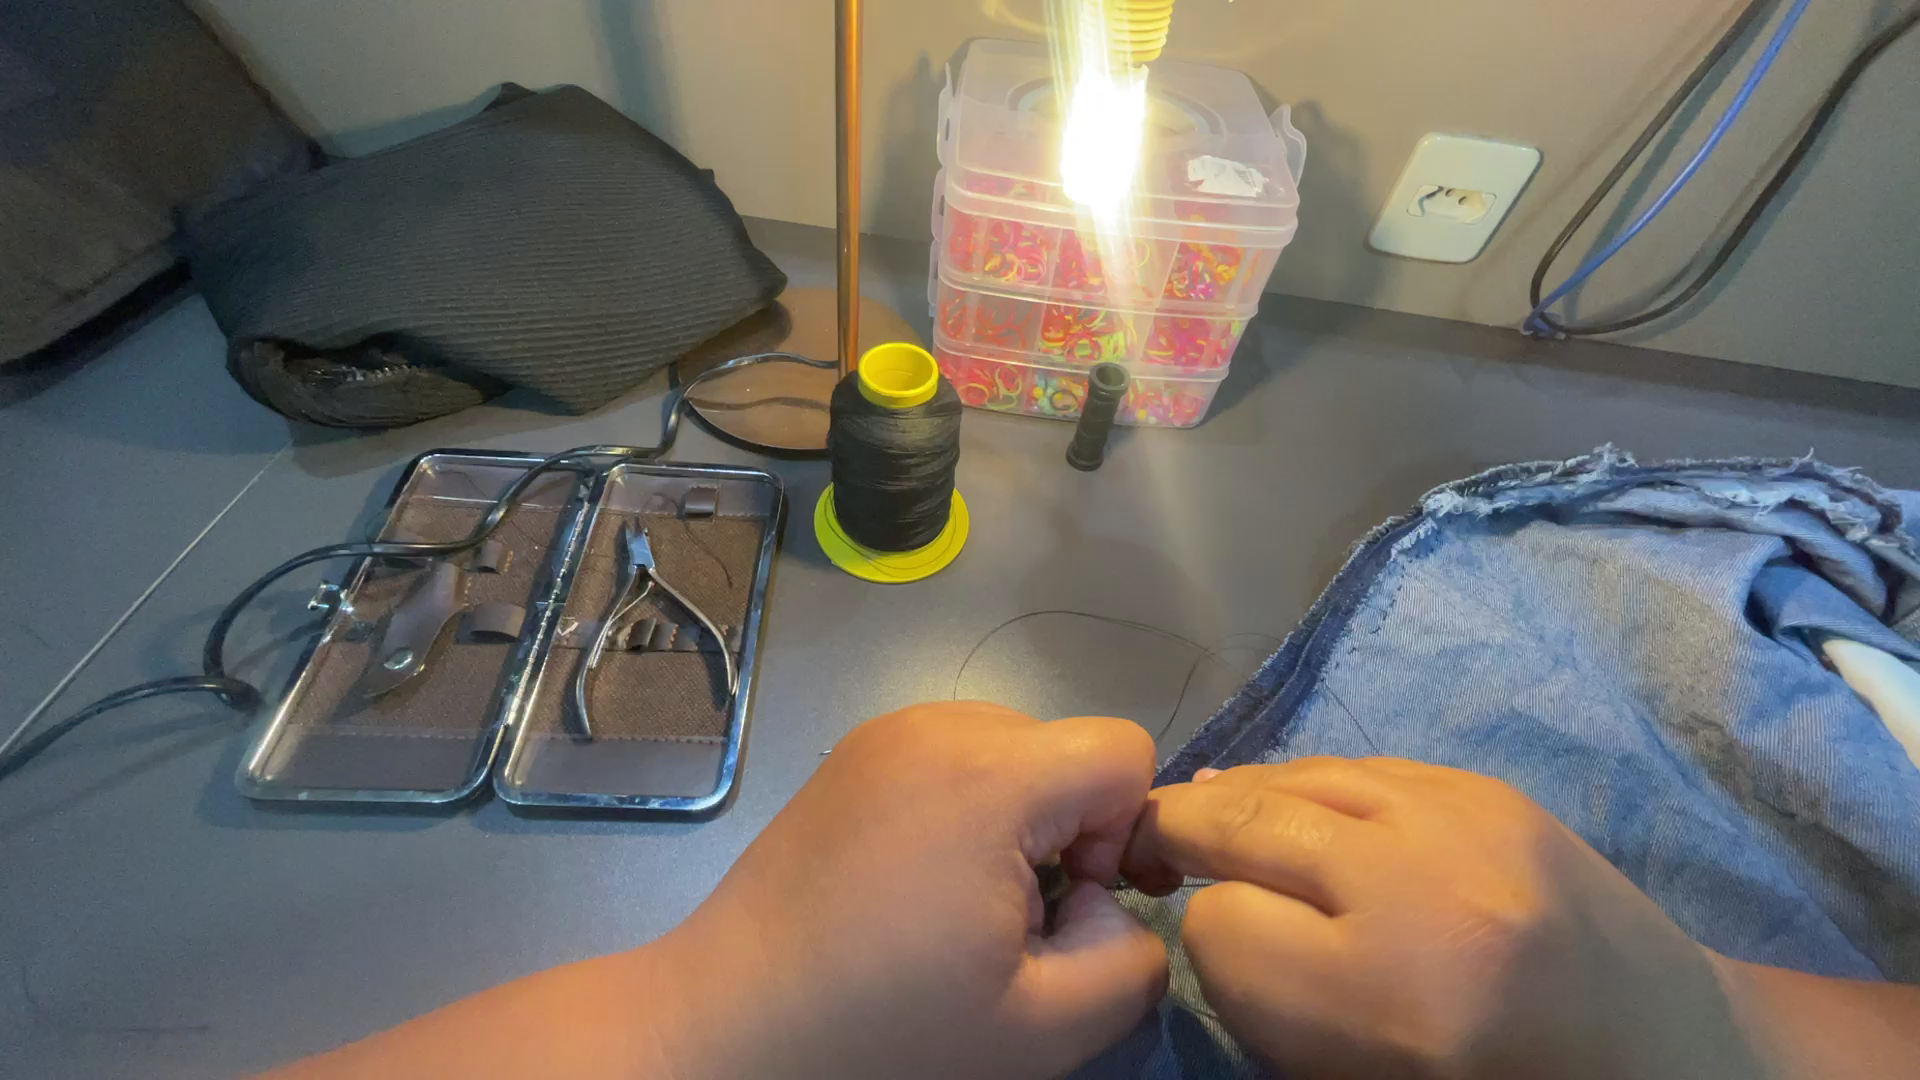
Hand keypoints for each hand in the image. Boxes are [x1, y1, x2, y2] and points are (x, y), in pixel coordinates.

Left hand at [653, 703, 1167, 1079]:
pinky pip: (957, 746)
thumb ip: (1130, 960)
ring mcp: (893, 725)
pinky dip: (970, 795)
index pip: (1122, 749)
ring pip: (1015, 744)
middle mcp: (942, 722)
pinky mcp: (862, 743)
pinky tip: (921, 864)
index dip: (1124, 827)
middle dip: (1069, 823)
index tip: (1072, 896)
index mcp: (990, 773)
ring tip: (962, 888)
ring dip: (1019, 811)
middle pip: (1066, 746)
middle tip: (1014, 909)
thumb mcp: (1042, 1028)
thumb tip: (1119, 902)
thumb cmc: (885, 1025)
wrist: (733, 1016)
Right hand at [1122, 759, 1769, 1079]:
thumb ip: (1263, 997)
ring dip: (1226, 798)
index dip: (1197, 937)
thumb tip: (1195, 895)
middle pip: (1235, 823)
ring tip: (1198, 816)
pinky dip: (1290, 787)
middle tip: (1141, 842)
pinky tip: (1277, 806)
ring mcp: (1455, 816)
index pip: (1217, 930)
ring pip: (1278, 777)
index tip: (1207, 946)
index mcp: (1400, 998)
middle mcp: (1424, 888)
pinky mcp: (1475, 783)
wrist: (1676, 1057)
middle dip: (1173, 830)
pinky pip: (1339, 766)